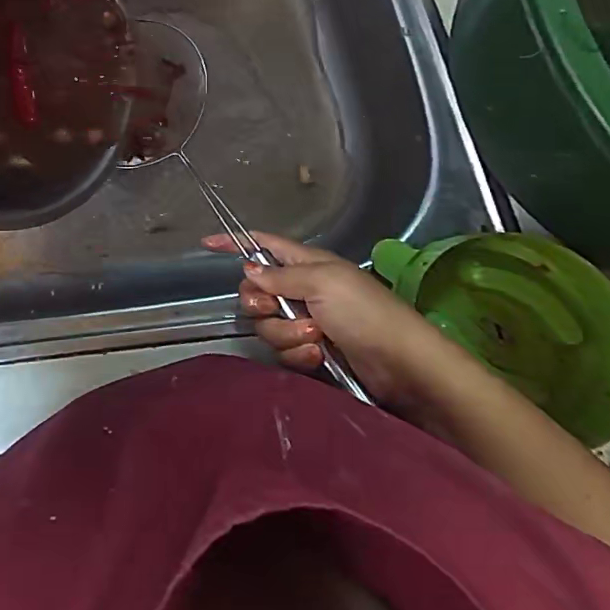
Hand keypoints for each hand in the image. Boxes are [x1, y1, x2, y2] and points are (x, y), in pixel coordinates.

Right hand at [204, 231, 483, 408]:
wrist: (403, 366)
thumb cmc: (366, 312)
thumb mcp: (323, 282)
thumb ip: (281, 276)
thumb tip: (249, 269)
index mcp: (305, 264)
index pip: (264, 245)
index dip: (236, 242)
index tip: (206, 243)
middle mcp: (301, 290)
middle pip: (255, 292)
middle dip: (261, 304)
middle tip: (278, 310)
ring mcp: (305, 322)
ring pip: (266, 325)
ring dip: (286, 333)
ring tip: (316, 337)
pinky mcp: (310, 351)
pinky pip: (283, 350)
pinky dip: (297, 354)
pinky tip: (318, 356)